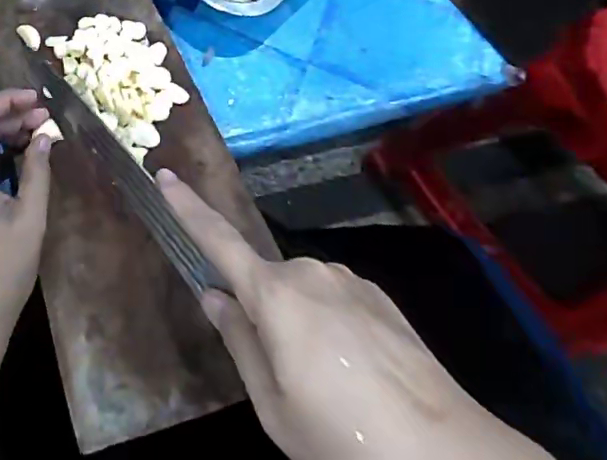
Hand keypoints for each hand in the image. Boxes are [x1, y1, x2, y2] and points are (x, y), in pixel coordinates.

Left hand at [0, 89, 53, 381]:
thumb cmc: (1, 270)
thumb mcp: (29, 217)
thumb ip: (36, 169)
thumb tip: (43, 136)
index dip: (10, 100)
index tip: (40, 98)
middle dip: (10, 116)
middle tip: (46, 117)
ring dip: (2, 134)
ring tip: (38, 133)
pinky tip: (19, 157)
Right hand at [159, 171, 552, 459]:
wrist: (441, 448)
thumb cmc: (340, 434)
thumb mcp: (274, 407)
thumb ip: (240, 343)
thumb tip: (214, 296)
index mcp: (275, 296)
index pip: (218, 242)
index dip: (188, 208)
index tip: (166, 175)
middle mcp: (309, 271)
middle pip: (267, 284)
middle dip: (265, 316)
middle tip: (289, 376)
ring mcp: (348, 278)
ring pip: (304, 293)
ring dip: (303, 324)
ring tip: (331, 382)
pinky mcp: (378, 292)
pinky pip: (337, 299)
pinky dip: (334, 326)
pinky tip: (359, 371)